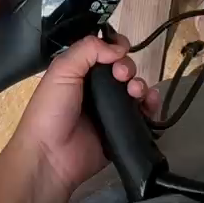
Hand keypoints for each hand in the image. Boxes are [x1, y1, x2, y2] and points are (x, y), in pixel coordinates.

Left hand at [9, 35, 160, 195]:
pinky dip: (151, 105)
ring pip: (135, 89)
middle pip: (123, 68)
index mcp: (80, 71)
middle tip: (121, 76)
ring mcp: (111, 110)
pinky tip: (150, 103)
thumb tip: (119, 48)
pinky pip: (143, 114)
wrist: (51, 156)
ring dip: (141, 84)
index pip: (105, 52)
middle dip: (127, 67)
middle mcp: (97, 88)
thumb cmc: (52, 109)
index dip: (116, 47)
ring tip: (136, 92)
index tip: (121, 49)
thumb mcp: (62, 70)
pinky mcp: (123, 129)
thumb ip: (88, 50)